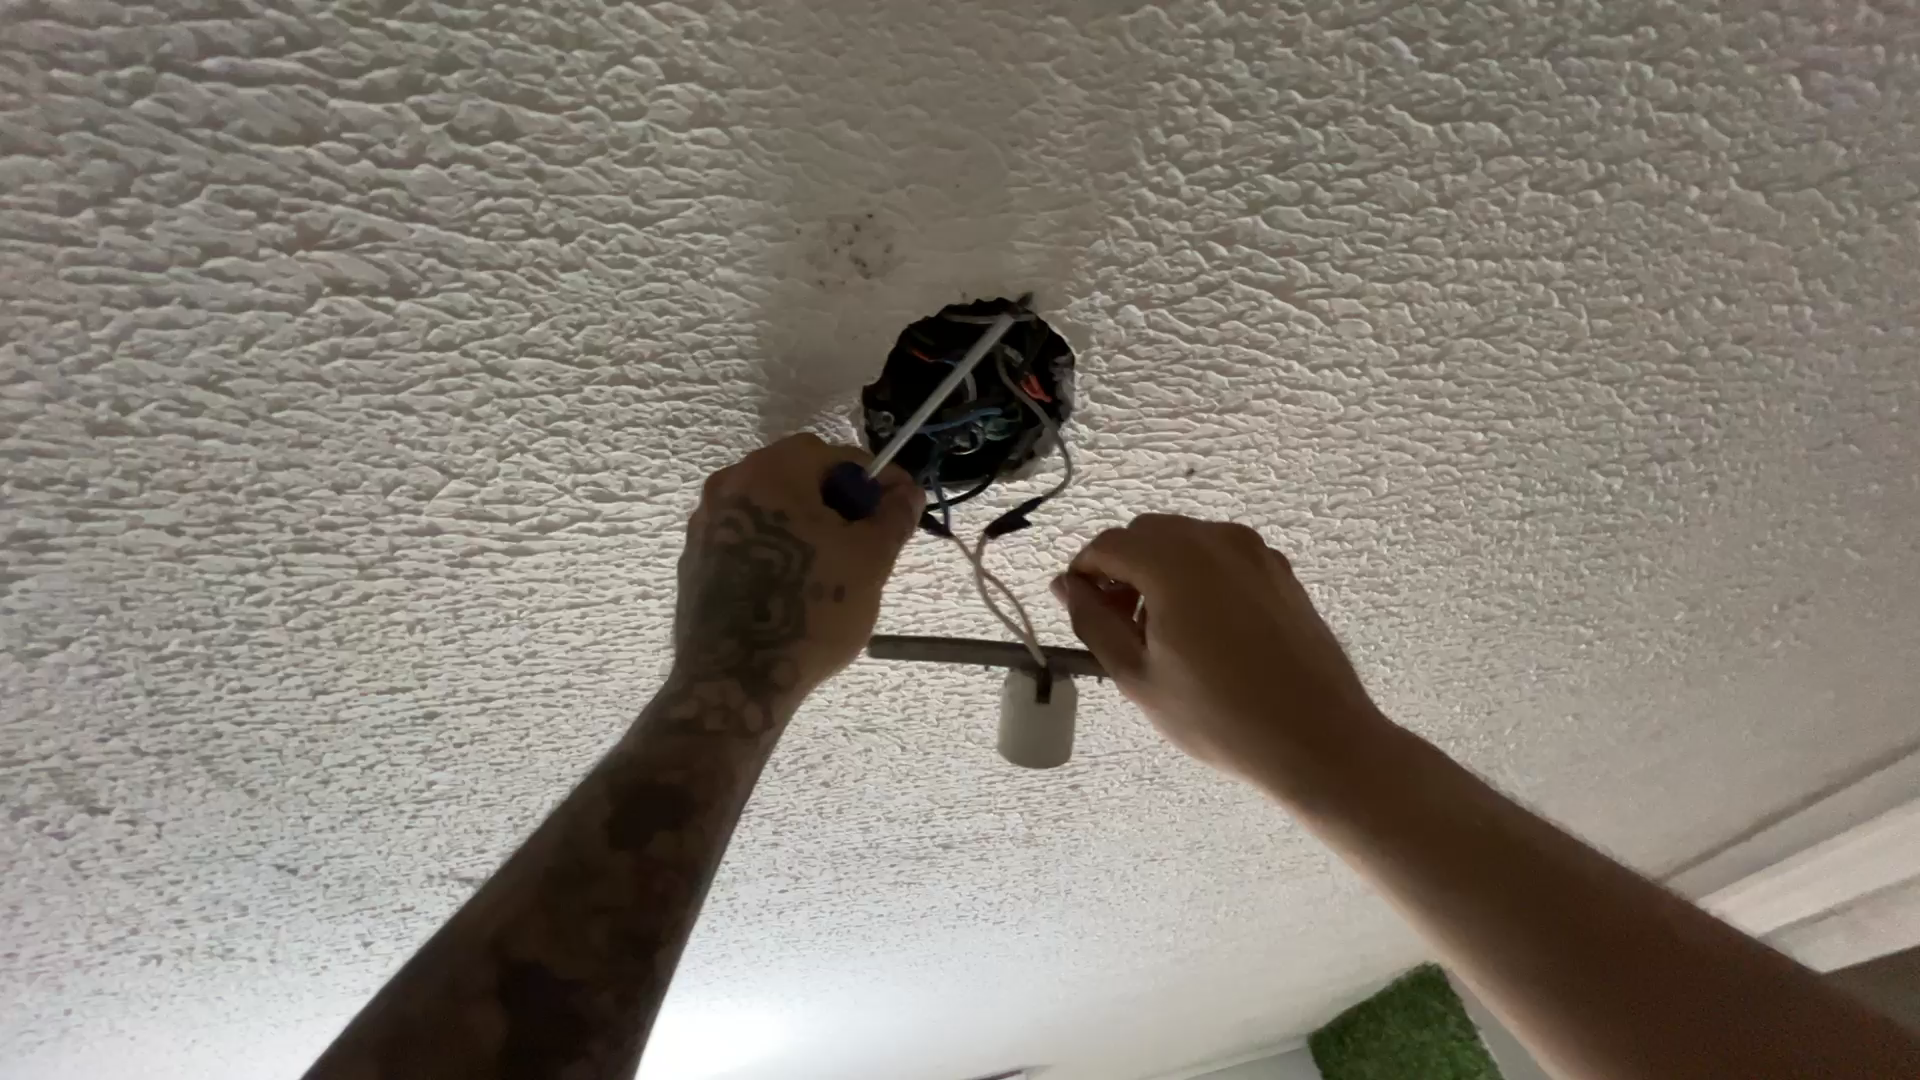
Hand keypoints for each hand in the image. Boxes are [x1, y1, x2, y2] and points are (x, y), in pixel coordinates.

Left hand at [673, 434, 924, 709]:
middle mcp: (729, 486)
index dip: (876, 481)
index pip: (837, 456)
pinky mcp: (695, 563)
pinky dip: (777, 552)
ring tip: (833, 572)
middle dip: (840, 505)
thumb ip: (894, 516)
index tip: (897, 511)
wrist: (736, 680)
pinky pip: (748, 541)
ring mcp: (705, 525)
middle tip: (867, 544)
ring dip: (807, 528)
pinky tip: (794, 590)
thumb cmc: (812, 609)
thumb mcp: (870, 560)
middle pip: (799, 479)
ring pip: (772, 511)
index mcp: (771, 471)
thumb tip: (907, 493)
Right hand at [1052, 514, 1381, 779]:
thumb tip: (1065, 586)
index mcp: (1173, 563)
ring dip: (1157, 567)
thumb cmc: (1217, 716)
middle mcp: (1213, 541)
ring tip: (1162, 627)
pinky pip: (1219, 553)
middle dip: (1121, 567)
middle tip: (1119, 622)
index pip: (1107, 544)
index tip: (1080, 608)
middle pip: (1145, 533)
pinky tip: (1205, 625)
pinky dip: (1196, 572)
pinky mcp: (1279, 568)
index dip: (1084, 572)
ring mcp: (1253, 551)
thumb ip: (1093, 621)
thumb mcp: (1137, 676)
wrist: (1318, 739)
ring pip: (1183, 539)